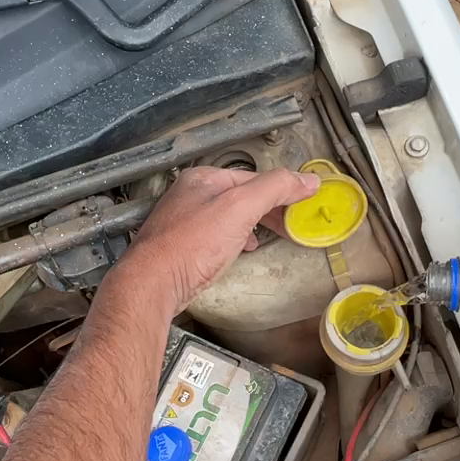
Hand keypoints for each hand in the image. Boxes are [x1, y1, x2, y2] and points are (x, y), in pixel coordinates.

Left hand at [102, 166, 320, 319]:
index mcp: (204, 179)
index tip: (302, 199)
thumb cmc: (189, 245)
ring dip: (255, 223)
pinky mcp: (184, 246)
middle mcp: (191, 196)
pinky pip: (217, 235)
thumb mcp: (241, 207)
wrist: (155, 283)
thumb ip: (275, 189)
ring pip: (230, 216)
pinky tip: (242, 248)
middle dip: (270, 208)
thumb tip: (304, 180)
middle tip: (291, 221)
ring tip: (273, 233)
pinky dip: (237, 238)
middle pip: (242, 195)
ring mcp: (185, 221)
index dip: (282, 189)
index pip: (254, 177)